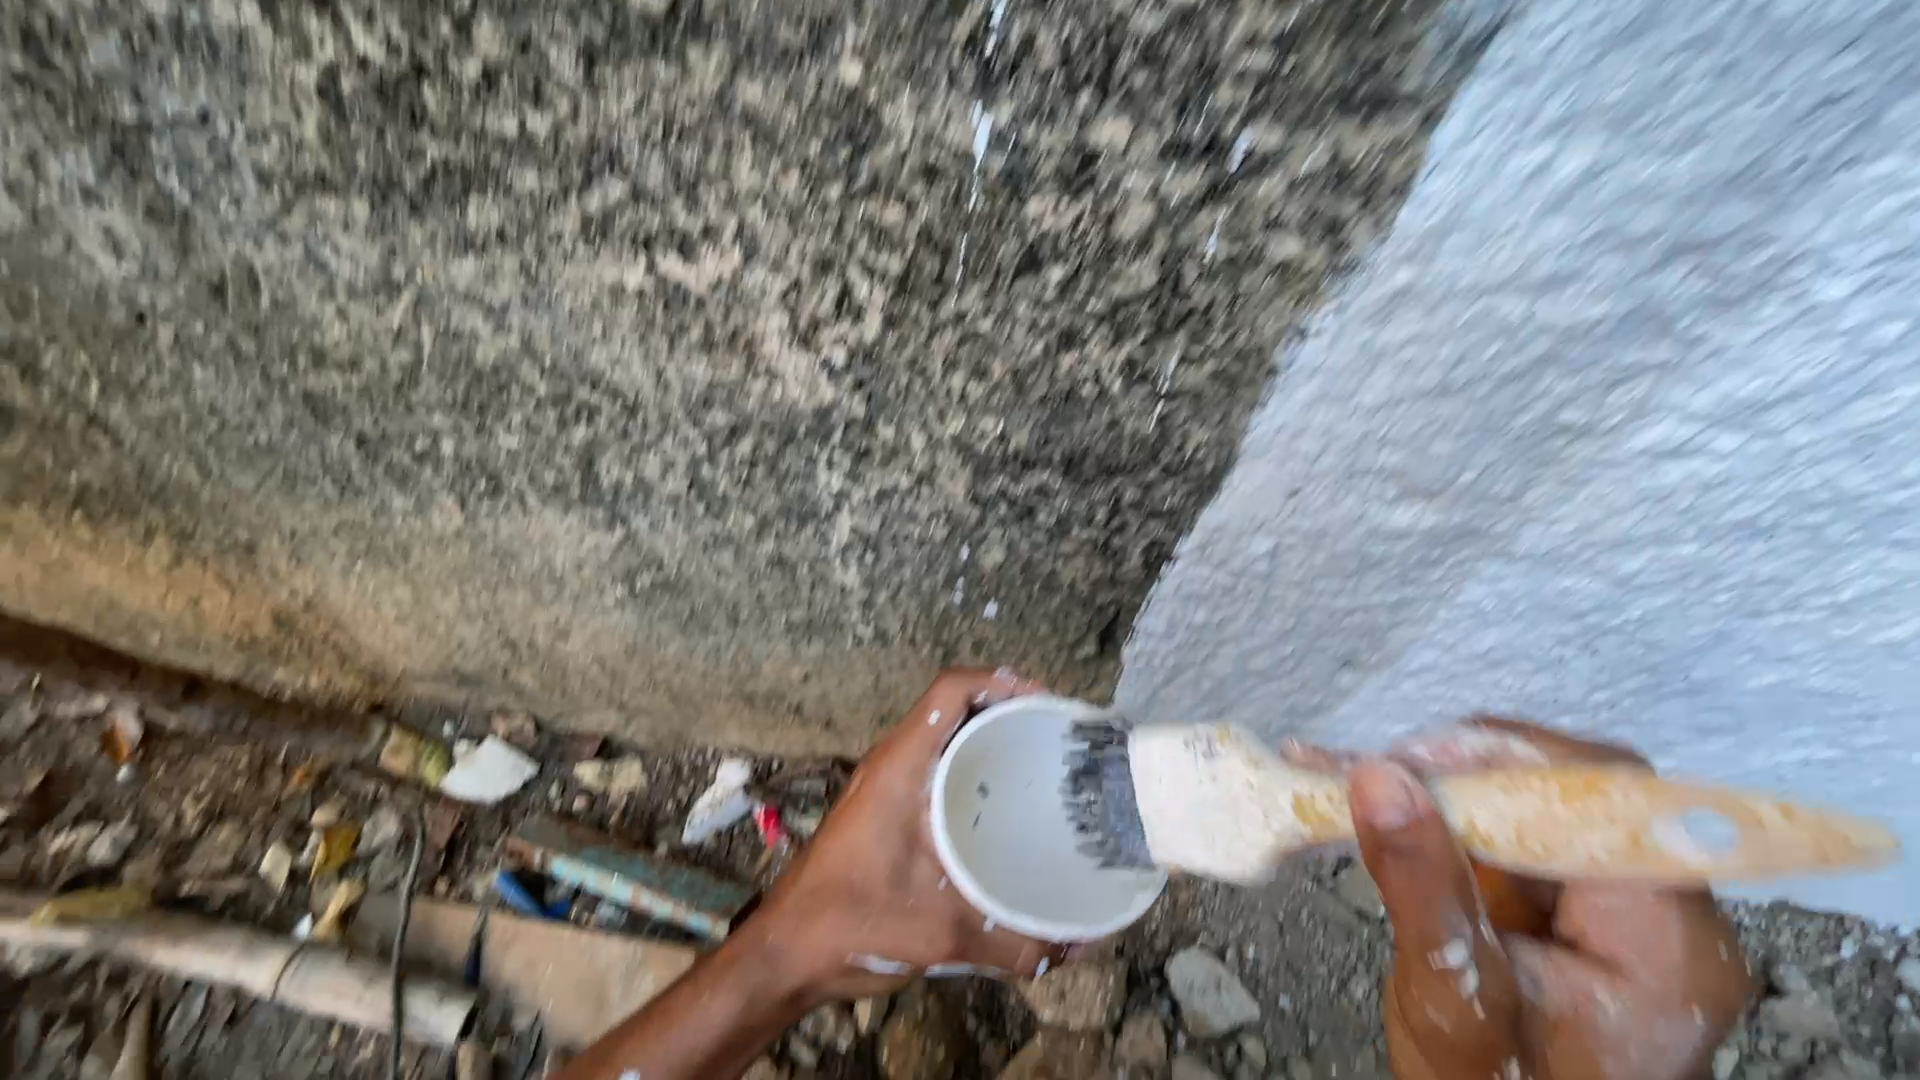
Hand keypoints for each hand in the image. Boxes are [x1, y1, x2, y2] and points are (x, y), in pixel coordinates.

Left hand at [555, 668, 1081, 1079]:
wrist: (784, 952)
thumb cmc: (850, 923)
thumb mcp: (938, 933)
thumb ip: (1010, 944)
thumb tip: (1075, 950)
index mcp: (901, 765)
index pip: (950, 690)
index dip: (1000, 681)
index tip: (1045, 704)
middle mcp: (892, 762)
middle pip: (952, 708)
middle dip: (1004, 710)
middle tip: (1052, 736)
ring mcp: (884, 784)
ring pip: (941, 738)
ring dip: (984, 739)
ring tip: (1036, 763)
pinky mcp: (883, 809)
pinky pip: (933, 769)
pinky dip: (967, 771)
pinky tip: (997, 809)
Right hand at [1293, 718, 1754, 1079]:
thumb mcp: (1455, 1001)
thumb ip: (1424, 888)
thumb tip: (1377, 775)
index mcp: (1666, 940)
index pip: (1608, 799)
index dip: (1510, 759)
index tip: (1411, 760)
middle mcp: (1660, 907)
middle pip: (1573, 788)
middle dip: (1468, 766)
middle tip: (1382, 771)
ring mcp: (1613, 899)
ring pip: (1536, 796)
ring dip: (1448, 781)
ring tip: (1370, 778)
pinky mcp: (1565, 896)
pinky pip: (1511, 824)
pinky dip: (1446, 808)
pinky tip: (1386, 803)